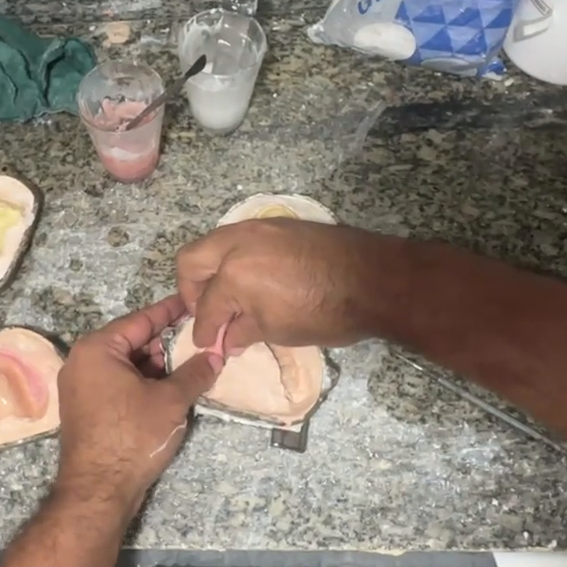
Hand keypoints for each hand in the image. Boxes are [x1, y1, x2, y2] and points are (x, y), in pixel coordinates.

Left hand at [55, 296, 220, 511]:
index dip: (169, 312)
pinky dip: (139, 382)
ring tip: (186, 369)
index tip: (192, 303)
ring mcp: (79, 385)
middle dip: (163, 344)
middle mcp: (82, 360)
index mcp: (97, 348)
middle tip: (197, 343)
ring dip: (154, 366)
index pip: (140, 319)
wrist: (98, 489)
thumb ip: (194, 372)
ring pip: (125, 364)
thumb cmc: (133, 436)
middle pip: (131, 341)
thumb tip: (216, 354)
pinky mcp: (83, 407)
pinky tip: (165, 391)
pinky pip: (115, 382)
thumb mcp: (171, 400)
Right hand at [176, 220, 401, 353]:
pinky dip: (234, 258)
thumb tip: (225, 340)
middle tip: (207, 312)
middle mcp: (238, 243)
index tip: (207, 343)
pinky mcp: (277, 224)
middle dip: (192, 289)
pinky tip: (251, 280)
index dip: (204, 330)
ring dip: (212, 270)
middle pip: (191, 260)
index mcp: (234, 275)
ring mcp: (257, 228)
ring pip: (213, 243)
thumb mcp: (278, 330)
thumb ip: (243, 331)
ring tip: (228, 296)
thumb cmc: (326, 313)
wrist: (375, 279)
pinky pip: (239, 238)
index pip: (206, 307)